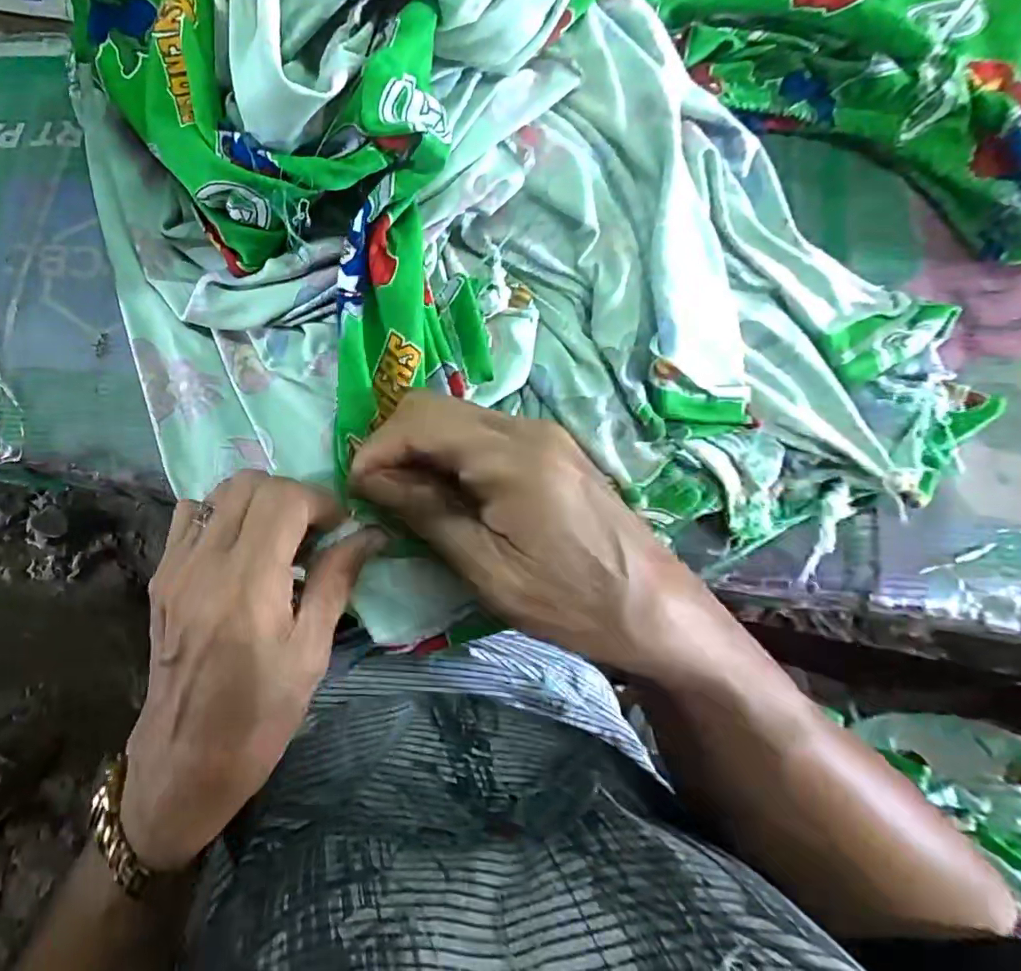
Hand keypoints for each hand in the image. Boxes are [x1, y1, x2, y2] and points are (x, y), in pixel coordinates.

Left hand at [122, 472, 385, 870]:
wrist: (186, 754)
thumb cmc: (259, 717)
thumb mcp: (310, 654)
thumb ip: (336, 582)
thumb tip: (368, 534)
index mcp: (249, 583)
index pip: (283, 498)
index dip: (320, 500)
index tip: (338, 526)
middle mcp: (206, 562)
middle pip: (248, 483)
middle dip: (289, 495)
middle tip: (311, 532)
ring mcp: (176, 565)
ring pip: (216, 492)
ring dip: (254, 501)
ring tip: (275, 539)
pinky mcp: (160, 575)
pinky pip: (189, 517)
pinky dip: (219, 516)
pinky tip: (236, 550)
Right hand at [348, 391, 745, 685]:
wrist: (663, 614)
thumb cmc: (572, 601)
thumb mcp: (488, 569)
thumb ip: (425, 513)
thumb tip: (370, 479)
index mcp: (513, 456)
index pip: (419, 421)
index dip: (376, 448)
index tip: (356, 489)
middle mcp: (526, 429)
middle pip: (432, 406)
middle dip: (391, 443)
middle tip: (376, 492)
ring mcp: (541, 434)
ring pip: (453, 416)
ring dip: (416, 448)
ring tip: (404, 496)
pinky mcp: (548, 448)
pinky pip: (477, 433)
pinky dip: (445, 453)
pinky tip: (444, 492)